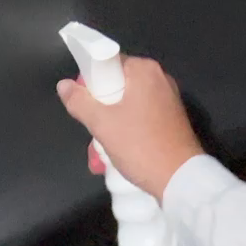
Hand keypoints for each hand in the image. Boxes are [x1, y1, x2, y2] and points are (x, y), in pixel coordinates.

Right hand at [55, 55, 204, 199]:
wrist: (182, 181)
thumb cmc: (141, 146)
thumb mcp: (102, 124)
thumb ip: (80, 102)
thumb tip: (63, 85)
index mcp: (144, 70)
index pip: (108, 63)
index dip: (91, 82)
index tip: (84, 104)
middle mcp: (160, 78)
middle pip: (118, 85)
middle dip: (102, 108)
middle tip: (93, 131)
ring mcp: (169, 99)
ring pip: (129, 103)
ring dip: (113, 123)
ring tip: (102, 151)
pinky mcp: (174, 119)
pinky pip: (143, 116)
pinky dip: (130, 129)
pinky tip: (121, 152)